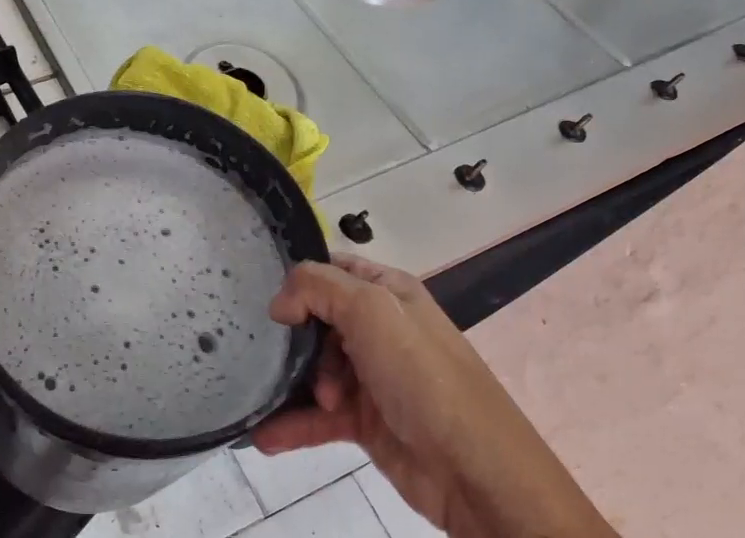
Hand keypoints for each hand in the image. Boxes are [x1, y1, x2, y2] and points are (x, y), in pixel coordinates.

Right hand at [253, 254, 615, 537]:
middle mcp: (379, 330)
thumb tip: (280, 304)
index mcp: (388, 292)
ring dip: (289, 384)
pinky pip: (318, 416)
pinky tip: (265, 436)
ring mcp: (372, 377)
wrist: (478, 475)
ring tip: (274, 401)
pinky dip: (292, 424)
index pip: (331, 270)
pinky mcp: (366, 422)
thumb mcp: (371, 310)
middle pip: (315, 320)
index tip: (268, 301)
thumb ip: (316, 287)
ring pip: (312, 369)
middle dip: (293, 339)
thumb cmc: (424, 378)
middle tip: (283, 358)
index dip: (299, 281)